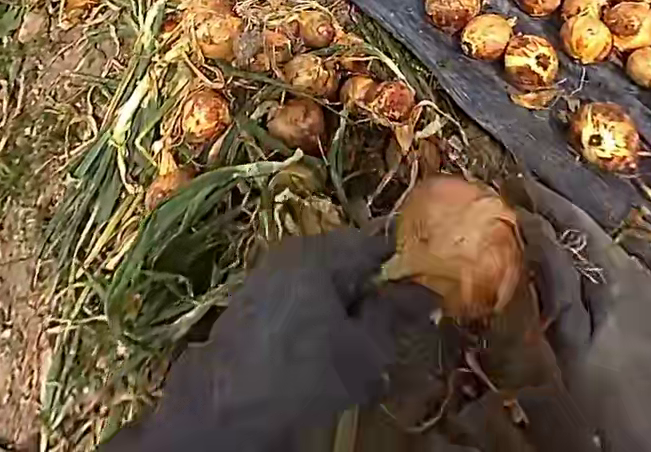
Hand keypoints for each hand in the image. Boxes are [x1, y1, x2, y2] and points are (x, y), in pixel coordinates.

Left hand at [110, 229, 436, 450]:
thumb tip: (425, 291)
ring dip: (342, 307)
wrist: (224, 408)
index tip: (419, 294)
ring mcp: (269, 272)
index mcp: (321, 251)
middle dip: (370, 292)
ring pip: (321, 280)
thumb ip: (394, 315)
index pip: (374, 243)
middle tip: (387, 331)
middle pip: (346, 260)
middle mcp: (293, 250)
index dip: (400, 268)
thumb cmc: (303, 372)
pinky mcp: (252, 299)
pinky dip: (315, 316)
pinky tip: (320, 351)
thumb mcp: (363, 351)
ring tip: (356, 347)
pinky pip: (297, 295)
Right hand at [521, 180, 650, 451]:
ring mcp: (638, 292)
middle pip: (580, 229)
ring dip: (553, 236)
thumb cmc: (619, 399)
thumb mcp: (575, 339)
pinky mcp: (638, 313)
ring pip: (587, 249)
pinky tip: (547, 268)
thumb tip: (531, 222)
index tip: (504, 181)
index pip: (570, 215)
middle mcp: (630, 270)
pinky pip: (595, 270)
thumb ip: (555, 277)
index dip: (536, 196)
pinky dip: (567, 260)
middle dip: (542, 212)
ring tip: (516, 227)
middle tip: (503, 201)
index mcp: (616, 269)